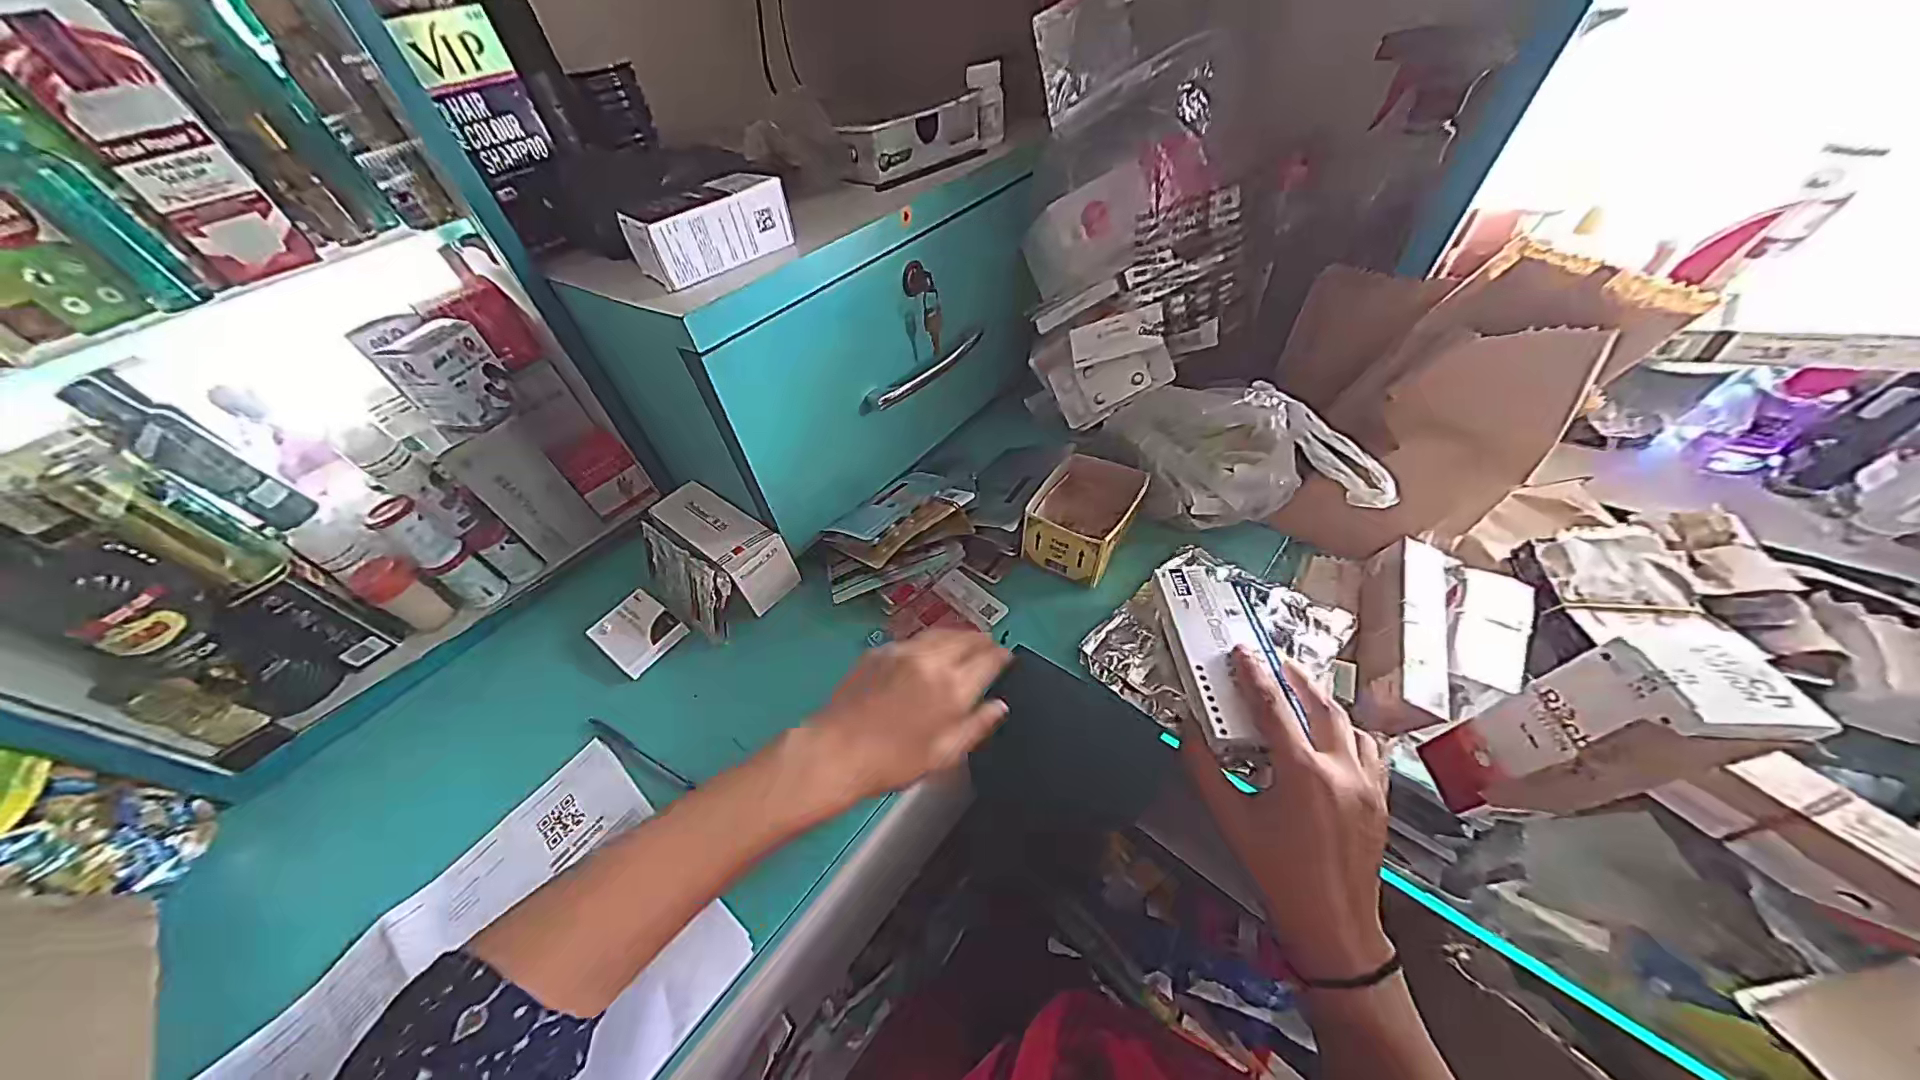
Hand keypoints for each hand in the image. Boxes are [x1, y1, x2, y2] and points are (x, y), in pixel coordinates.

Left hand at [799, 630, 1011, 808]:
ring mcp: (902, 651)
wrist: (836, 751)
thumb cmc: (891, 762)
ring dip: (958, 635)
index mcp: (951, 687)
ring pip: (940, 632)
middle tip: (990, 647)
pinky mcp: (880, 651)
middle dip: (983, 641)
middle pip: (966, 638)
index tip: (1007, 659)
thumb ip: (976, 726)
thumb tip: (998, 707)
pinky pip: (914, 640)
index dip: (1003, 657)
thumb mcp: (943, 754)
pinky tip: (929, 653)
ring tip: (966, 642)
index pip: (989, 660)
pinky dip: (929, 642)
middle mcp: (930, 660)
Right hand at [1181, 646, 1393, 983]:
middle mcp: (1340, 770)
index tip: (1243, 654)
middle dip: (1293, 675)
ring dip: (1321, 701)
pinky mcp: (1379, 797)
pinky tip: (1331, 734)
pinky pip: (1368, 747)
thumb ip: (1204, 769)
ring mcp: (1366, 783)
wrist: (1333, 923)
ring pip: (1349, 722)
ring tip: (1297, 692)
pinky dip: (1348, 730)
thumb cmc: (1280, 875)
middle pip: (1319, 702)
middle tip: (1271, 660)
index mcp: (1302, 773)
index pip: (1272, 706)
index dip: (1253, 674)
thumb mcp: (1231, 818)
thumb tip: (1188, 733)